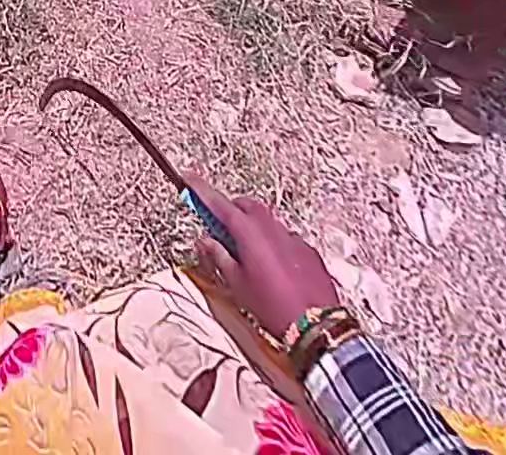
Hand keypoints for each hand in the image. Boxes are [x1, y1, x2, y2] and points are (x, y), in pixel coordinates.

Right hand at [187, 176, 341, 338]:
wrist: (317, 327)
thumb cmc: (272, 305)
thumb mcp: (237, 283)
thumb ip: (219, 255)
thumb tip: (206, 240)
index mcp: (248, 231)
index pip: (218, 202)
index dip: (201, 189)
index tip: (188, 177)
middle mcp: (270, 226)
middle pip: (244, 206)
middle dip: (230, 211)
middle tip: (220, 230)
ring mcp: (291, 236)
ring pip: (265, 221)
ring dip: (252, 228)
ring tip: (247, 254)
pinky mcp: (307, 249)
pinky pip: (284, 237)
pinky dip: (273, 243)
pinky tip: (273, 267)